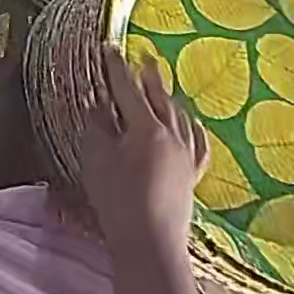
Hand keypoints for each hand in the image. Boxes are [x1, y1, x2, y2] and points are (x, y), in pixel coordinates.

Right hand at [81, 46, 209, 247]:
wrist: (150, 244)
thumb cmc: (117, 198)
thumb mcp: (97, 158)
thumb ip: (98, 126)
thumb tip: (98, 103)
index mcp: (146, 128)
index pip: (127, 89)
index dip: (116, 69)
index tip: (110, 49)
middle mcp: (172, 136)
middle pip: (160, 99)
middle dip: (149, 78)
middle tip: (145, 60)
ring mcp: (186, 157)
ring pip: (179, 118)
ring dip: (167, 99)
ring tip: (162, 88)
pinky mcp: (191, 176)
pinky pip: (197, 143)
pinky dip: (191, 128)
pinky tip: (190, 124)